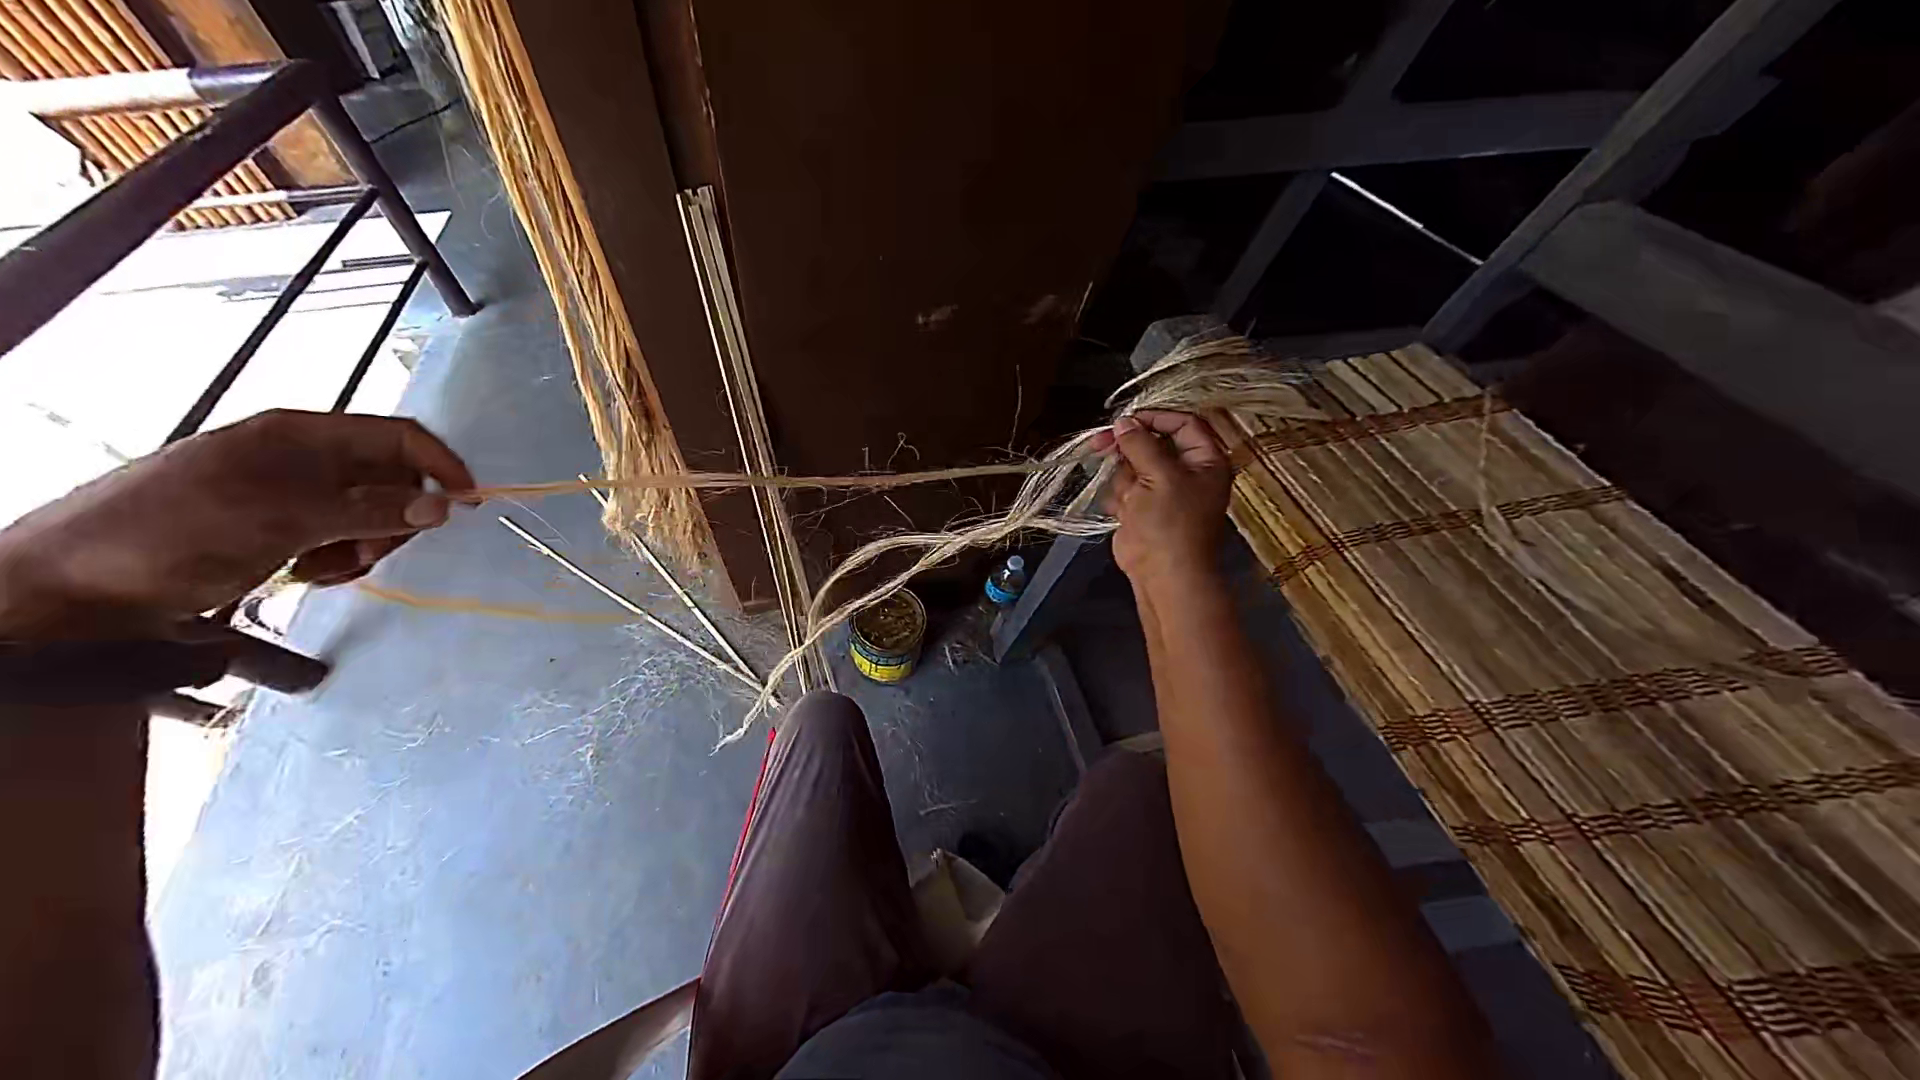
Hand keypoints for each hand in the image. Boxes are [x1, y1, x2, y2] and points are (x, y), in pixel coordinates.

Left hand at [0, 410, 474, 638]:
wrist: (69, 590)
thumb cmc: (176, 534)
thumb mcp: (284, 518)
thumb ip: (372, 511)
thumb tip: (446, 507)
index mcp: (302, 436)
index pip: (400, 437)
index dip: (442, 466)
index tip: (469, 506)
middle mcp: (302, 459)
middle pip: (392, 479)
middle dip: (397, 518)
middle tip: (376, 552)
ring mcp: (291, 495)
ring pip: (371, 515)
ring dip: (367, 545)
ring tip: (329, 568)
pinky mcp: (280, 529)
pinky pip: (341, 538)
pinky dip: (340, 559)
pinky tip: (308, 573)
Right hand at [1091, 409, 1231, 590]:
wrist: (1163, 574)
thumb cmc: (1171, 523)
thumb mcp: (1159, 475)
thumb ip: (1141, 444)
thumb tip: (1124, 422)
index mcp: (1205, 461)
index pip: (1183, 423)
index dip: (1155, 417)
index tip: (1127, 419)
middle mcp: (1186, 472)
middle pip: (1153, 443)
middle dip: (1128, 446)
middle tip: (1099, 443)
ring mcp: (1162, 491)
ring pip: (1133, 465)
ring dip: (1123, 477)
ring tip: (1127, 497)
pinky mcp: (1142, 508)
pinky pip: (1124, 488)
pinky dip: (1119, 496)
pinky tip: (1121, 510)